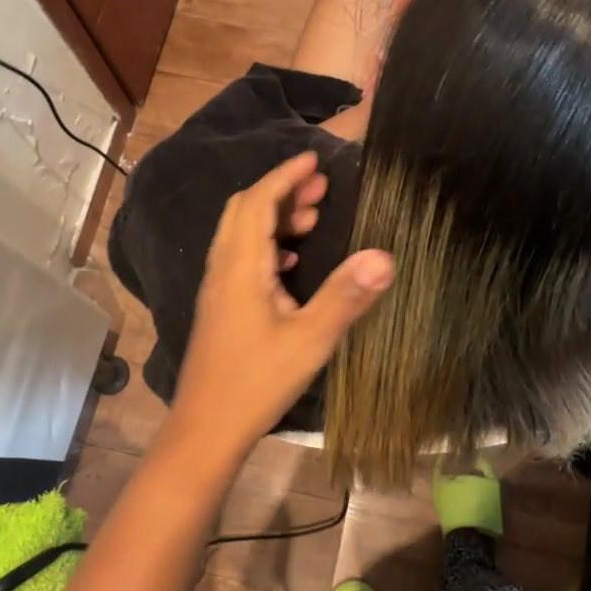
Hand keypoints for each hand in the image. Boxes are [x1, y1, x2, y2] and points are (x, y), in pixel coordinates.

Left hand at [165, 152, 394, 457]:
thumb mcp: (310, 339)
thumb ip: (345, 296)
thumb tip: (384, 255)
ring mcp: (217, 290)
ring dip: (273, 218)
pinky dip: (266, 245)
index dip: (284, 176)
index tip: (313, 159)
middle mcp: (223, 269)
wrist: (205, 430)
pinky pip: (240, 258)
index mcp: (241, 267)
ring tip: (313, 217)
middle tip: (320, 187)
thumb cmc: (257, 382)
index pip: (257, 202)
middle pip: (244, 211)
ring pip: (240, 235)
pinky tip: (292, 263)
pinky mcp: (219, 309)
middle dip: (280, 192)